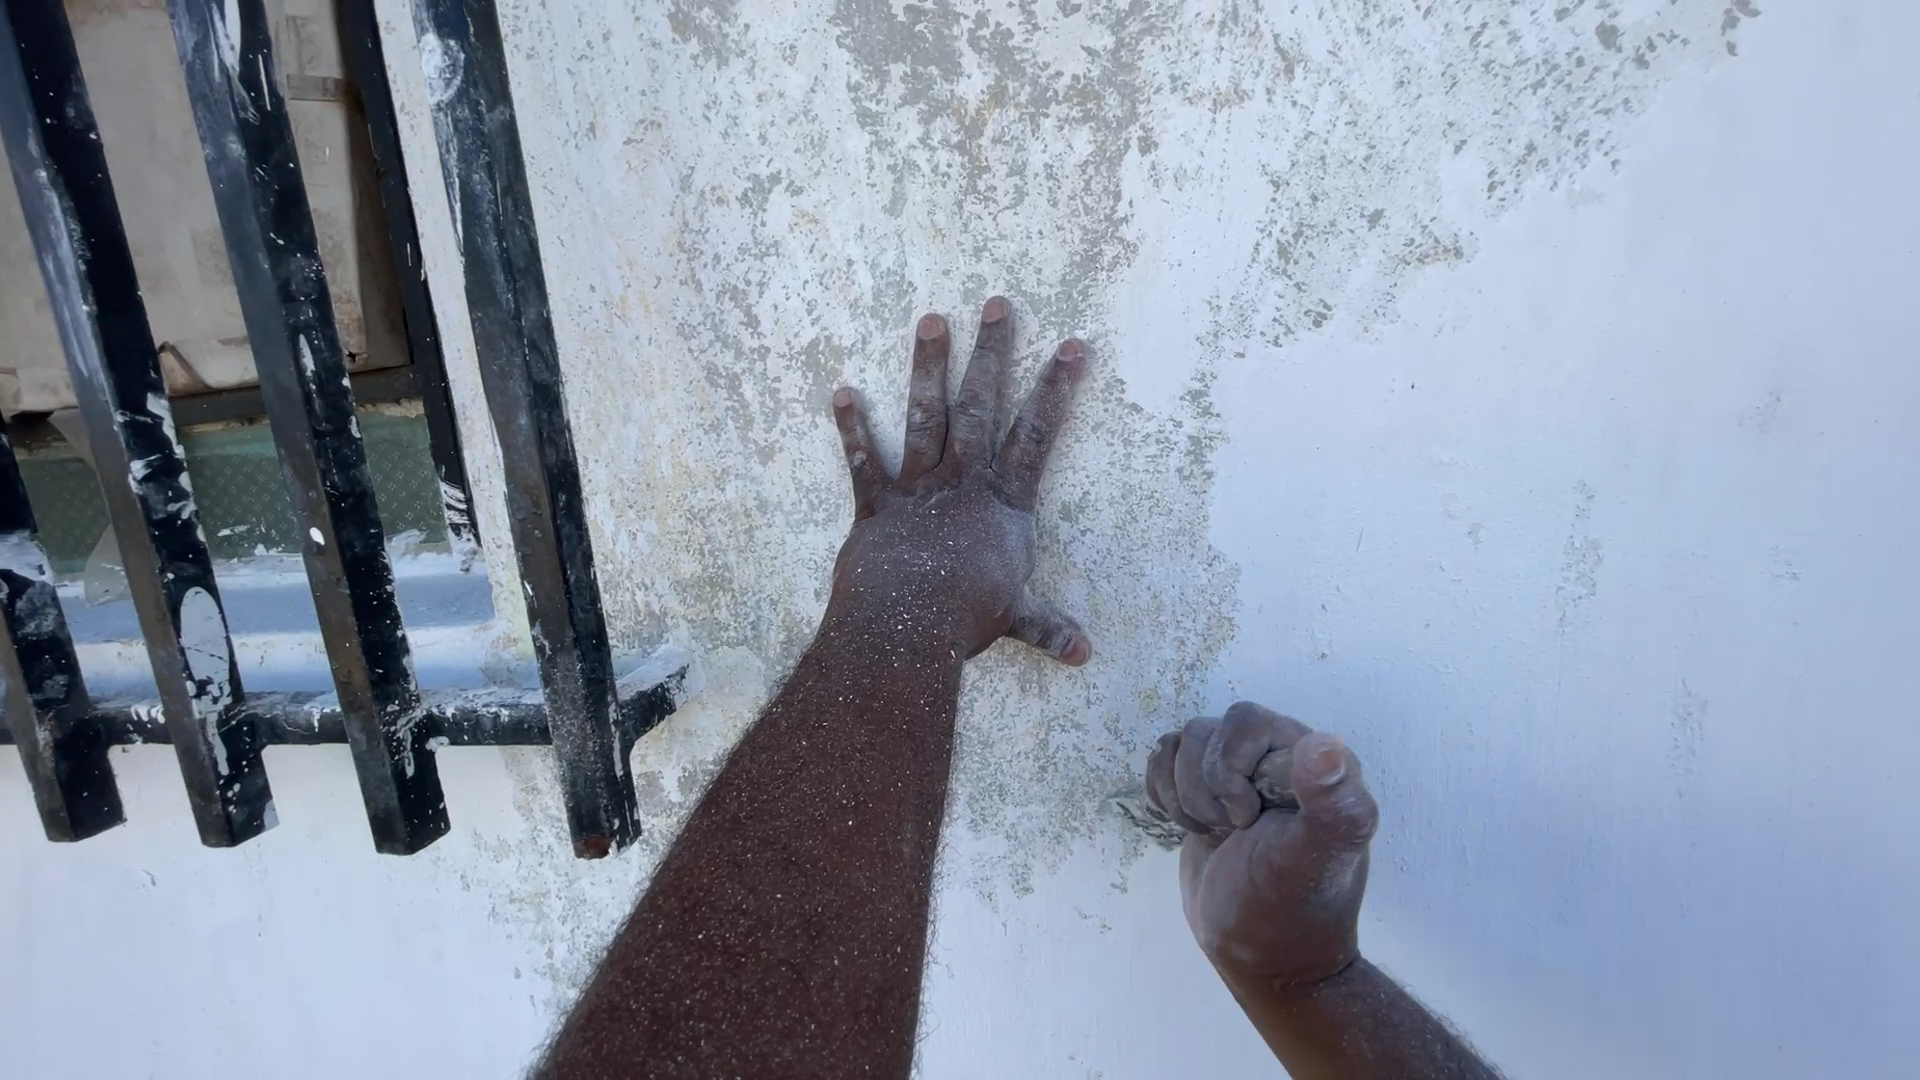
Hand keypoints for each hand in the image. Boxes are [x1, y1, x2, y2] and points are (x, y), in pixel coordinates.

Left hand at [825, 296, 1091, 664]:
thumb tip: (1084, 656)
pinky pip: (862, 459)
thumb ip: (1047, 627)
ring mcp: (917, 486)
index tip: (1072, 345)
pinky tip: (842, 390)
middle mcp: (963, 481)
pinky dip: (851, 427)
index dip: (1057, 390)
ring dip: (928, 368)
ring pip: (926, 415)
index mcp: (1003, 503)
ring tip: (931, 319)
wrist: (906, 624)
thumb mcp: (1014, 618)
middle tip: (997, 304)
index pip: (1037, 435)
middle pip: (981, 406)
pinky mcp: (876, 502)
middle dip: (992, 354)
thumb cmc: (965, 618)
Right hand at [1146, 703, 1378, 987]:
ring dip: (1185, 797)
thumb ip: (1331, 804)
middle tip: (1232, 830)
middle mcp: (1271, 753)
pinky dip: (1165, 795)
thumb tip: (1326, 745)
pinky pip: (1162, 758)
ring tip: (1217, 834)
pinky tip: (1193, 827)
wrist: (1256, 954)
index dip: (1231, 767)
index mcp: (1307, 758)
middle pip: (1204, 731)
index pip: (1245, 721)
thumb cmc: (1290, 908)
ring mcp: (1234, 770)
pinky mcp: (1200, 787)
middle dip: (1204, 787)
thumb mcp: (1313, 858)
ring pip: (1180, 743)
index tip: (1248, 819)